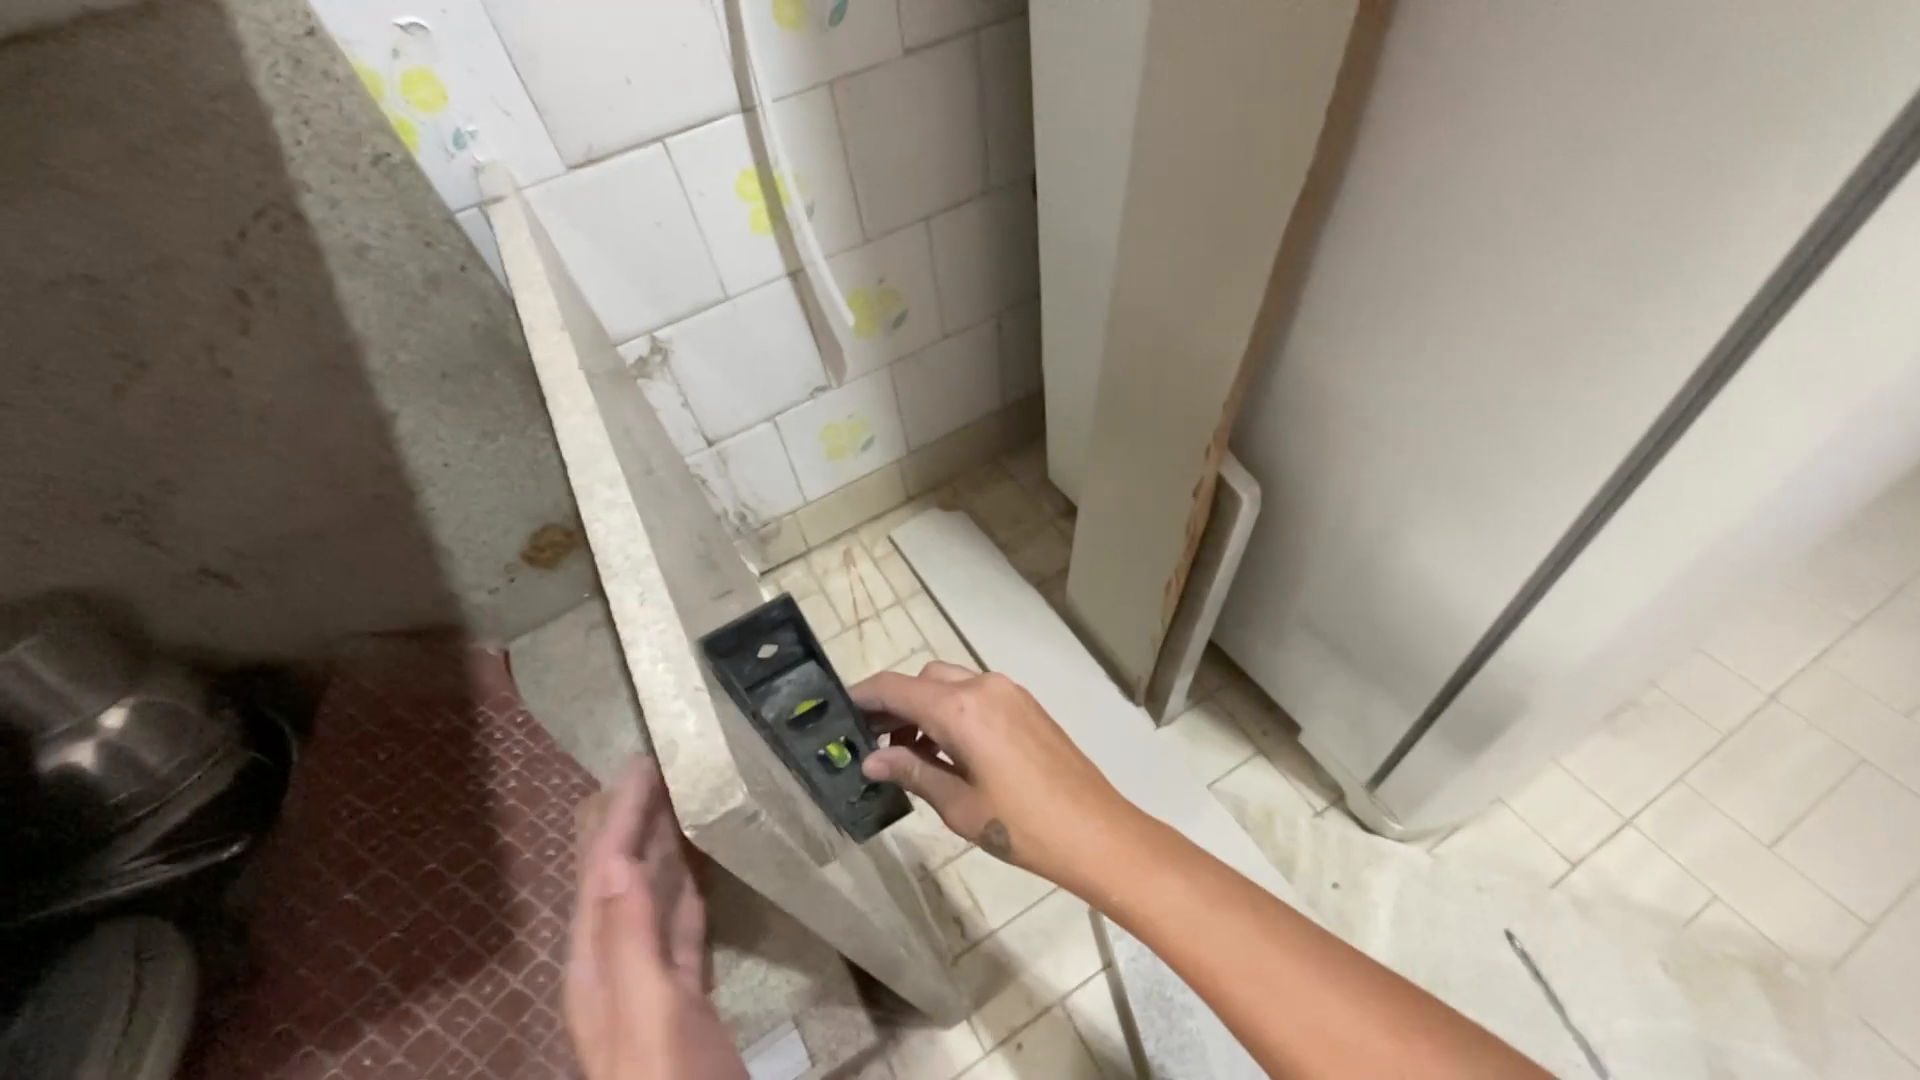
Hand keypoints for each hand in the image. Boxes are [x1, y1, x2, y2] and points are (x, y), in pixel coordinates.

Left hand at [566, 757, 745, 1079]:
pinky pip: (682, 928)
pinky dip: (688, 892)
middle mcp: (615, 967)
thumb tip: (619, 861)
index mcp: (597, 967)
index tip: (642, 763)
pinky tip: (701, 873)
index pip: (605, 872)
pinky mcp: (683, 997)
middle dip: (636, 822)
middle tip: (665, 768)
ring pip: (653, 898)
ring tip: (684, 802)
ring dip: (663, 849)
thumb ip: (631, 943)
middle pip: (623, 877)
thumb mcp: (650, 1016)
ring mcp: (650, 984)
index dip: (619, 816)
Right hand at [851, 662, 1132, 887]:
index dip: (863, 696)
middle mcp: (984, 687)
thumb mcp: (958, 805)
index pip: (896, 687)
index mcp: (961, 709)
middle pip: (924, 679)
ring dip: (925, 707)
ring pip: (951, 683)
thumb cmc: (1021, 826)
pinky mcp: (1026, 705)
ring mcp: (1009, 692)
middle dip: (895, 704)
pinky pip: (976, 694)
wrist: (1096, 831)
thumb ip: (912, 772)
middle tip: (873, 742)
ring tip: (908, 753)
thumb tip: (871, 760)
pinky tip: (947, 751)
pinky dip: (952, 711)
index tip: (837, 712)